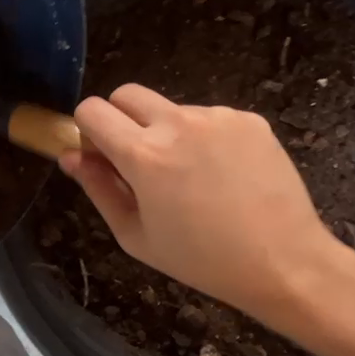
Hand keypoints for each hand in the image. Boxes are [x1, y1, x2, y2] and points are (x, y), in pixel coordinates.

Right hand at [59, 84, 350, 319]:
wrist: (284, 262)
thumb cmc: (201, 260)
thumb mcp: (135, 235)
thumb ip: (98, 189)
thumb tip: (70, 156)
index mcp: (143, 155)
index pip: (92, 110)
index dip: (87, 129)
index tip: (100, 155)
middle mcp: (178, 123)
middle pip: (127, 93)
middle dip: (121, 119)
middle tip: (139, 161)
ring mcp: (217, 117)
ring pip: (171, 108)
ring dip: (167, 132)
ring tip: (193, 178)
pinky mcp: (249, 119)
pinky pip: (209, 118)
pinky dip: (204, 138)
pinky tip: (223, 174)